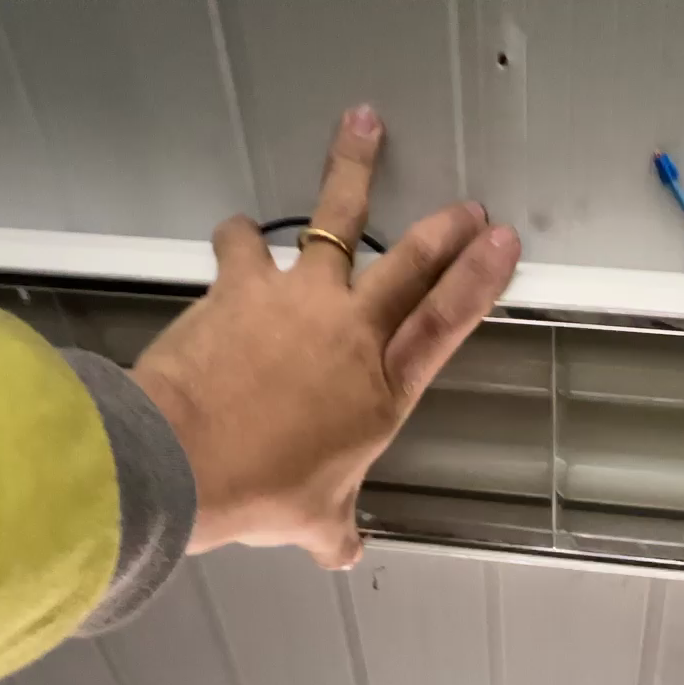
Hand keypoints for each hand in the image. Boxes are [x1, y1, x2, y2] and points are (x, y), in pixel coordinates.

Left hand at [129, 104, 521, 566]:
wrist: (180, 462)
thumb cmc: (262, 490)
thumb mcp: (315, 519)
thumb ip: (336, 533)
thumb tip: (342, 554)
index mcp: (383, 388)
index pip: (447, 323)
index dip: (480, 279)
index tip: (503, 244)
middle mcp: (350, 331)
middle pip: (410, 262)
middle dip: (444, 228)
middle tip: (468, 204)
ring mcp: (296, 299)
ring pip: (335, 221)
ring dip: (351, 173)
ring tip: (362, 130)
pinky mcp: (239, 284)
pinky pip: (244, 243)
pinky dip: (243, 237)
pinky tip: (241, 230)